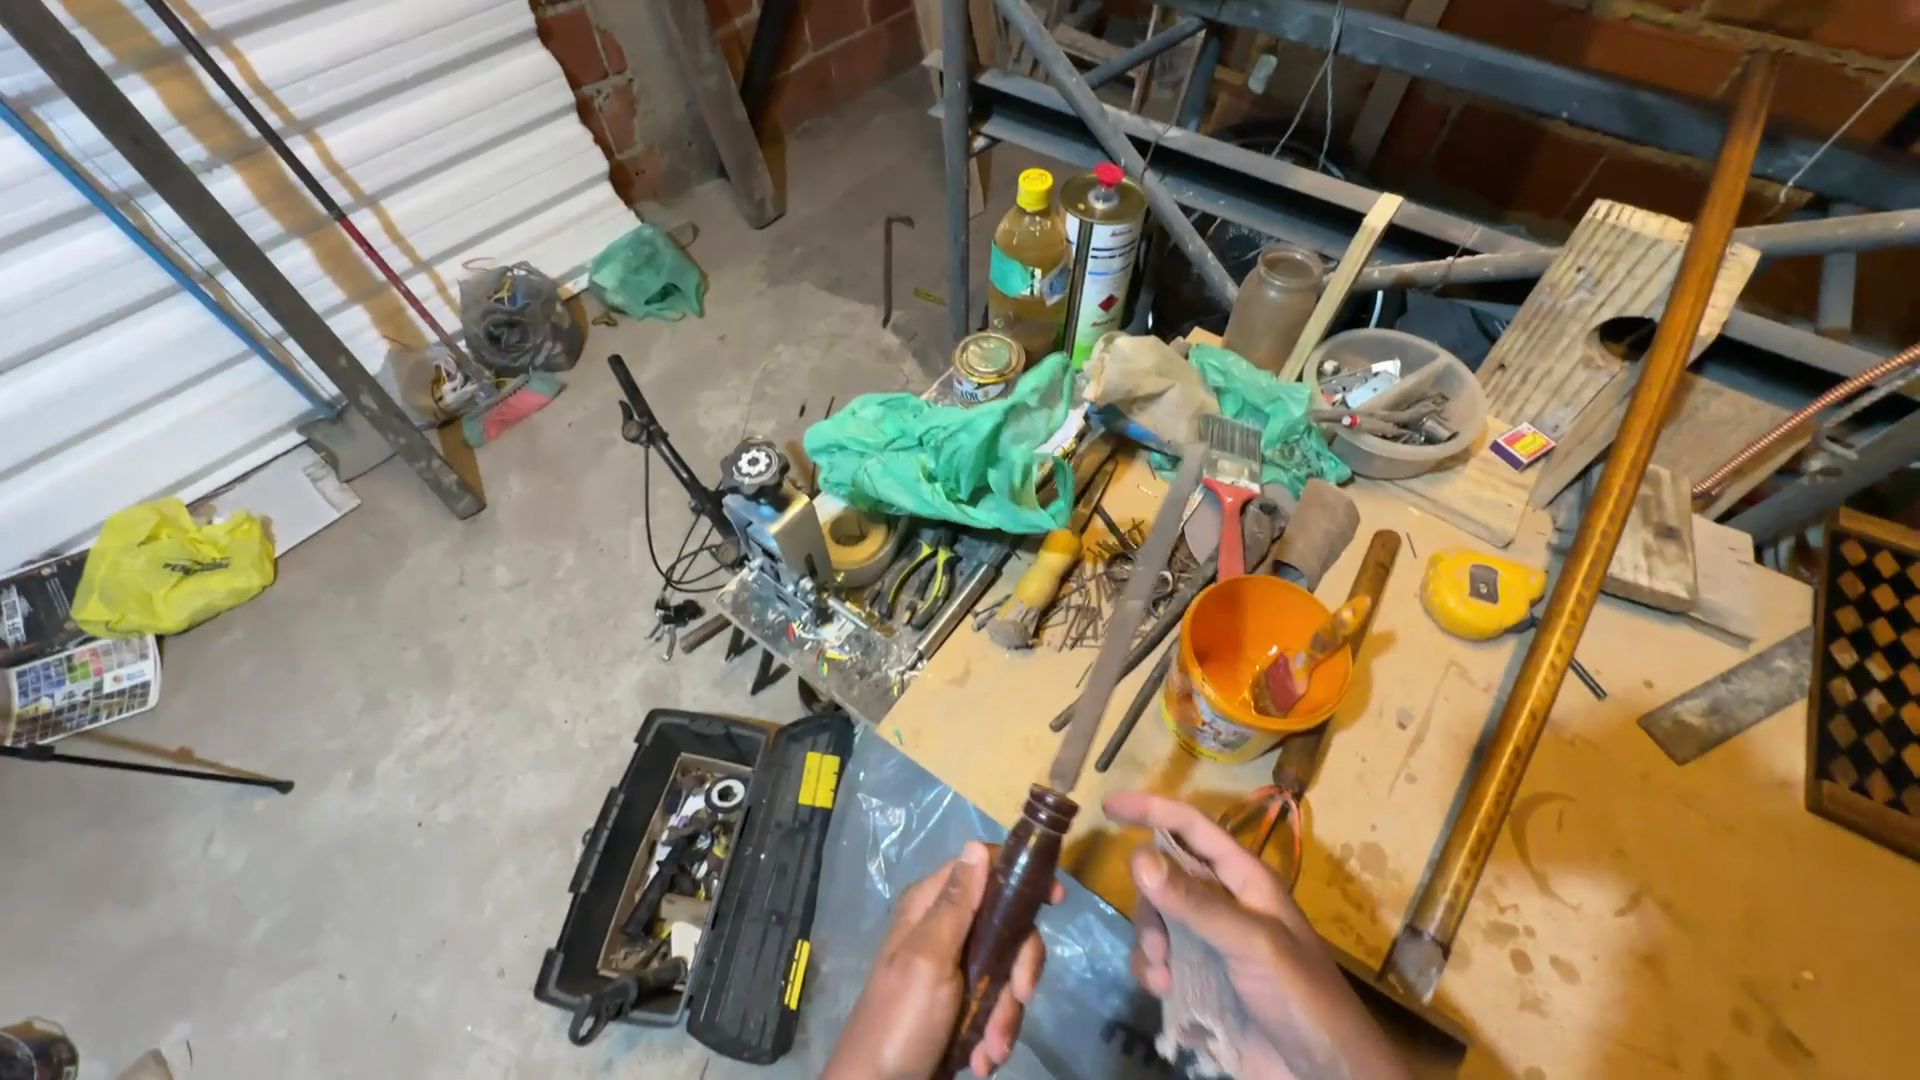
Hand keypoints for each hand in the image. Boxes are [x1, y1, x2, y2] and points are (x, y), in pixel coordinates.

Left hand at [824, 841, 1063, 1079]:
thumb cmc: (900, 1019)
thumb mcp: (929, 957)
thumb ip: (956, 904)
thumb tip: (975, 844)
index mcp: (930, 906)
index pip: (980, 868)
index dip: (1018, 876)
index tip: (1054, 898)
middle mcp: (945, 929)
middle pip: (1006, 925)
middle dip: (1019, 969)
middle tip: (1022, 997)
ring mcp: (955, 968)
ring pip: (1007, 971)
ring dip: (1007, 1013)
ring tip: (990, 1049)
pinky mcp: (962, 1005)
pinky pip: (997, 1006)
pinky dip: (995, 1032)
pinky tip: (983, 1058)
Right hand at [1103, 792, 1408, 1079]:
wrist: (1325, 1078)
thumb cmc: (1303, 997)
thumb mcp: (1252, 943)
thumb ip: (1195, 902)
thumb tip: (1137, 856)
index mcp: (1244, 879)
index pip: (1191, 827)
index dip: (1152, 809)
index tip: (1109, 805)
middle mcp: (1223, 903)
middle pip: (1163, 876)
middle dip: (1149, 903)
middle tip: (1155, 941)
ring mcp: (1209, 943)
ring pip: (1155, 919)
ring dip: (1149, 943)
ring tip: (1163, 975)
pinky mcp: (1198, 980)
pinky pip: (1157, 960)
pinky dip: (1152, 972)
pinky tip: (1165, 992)